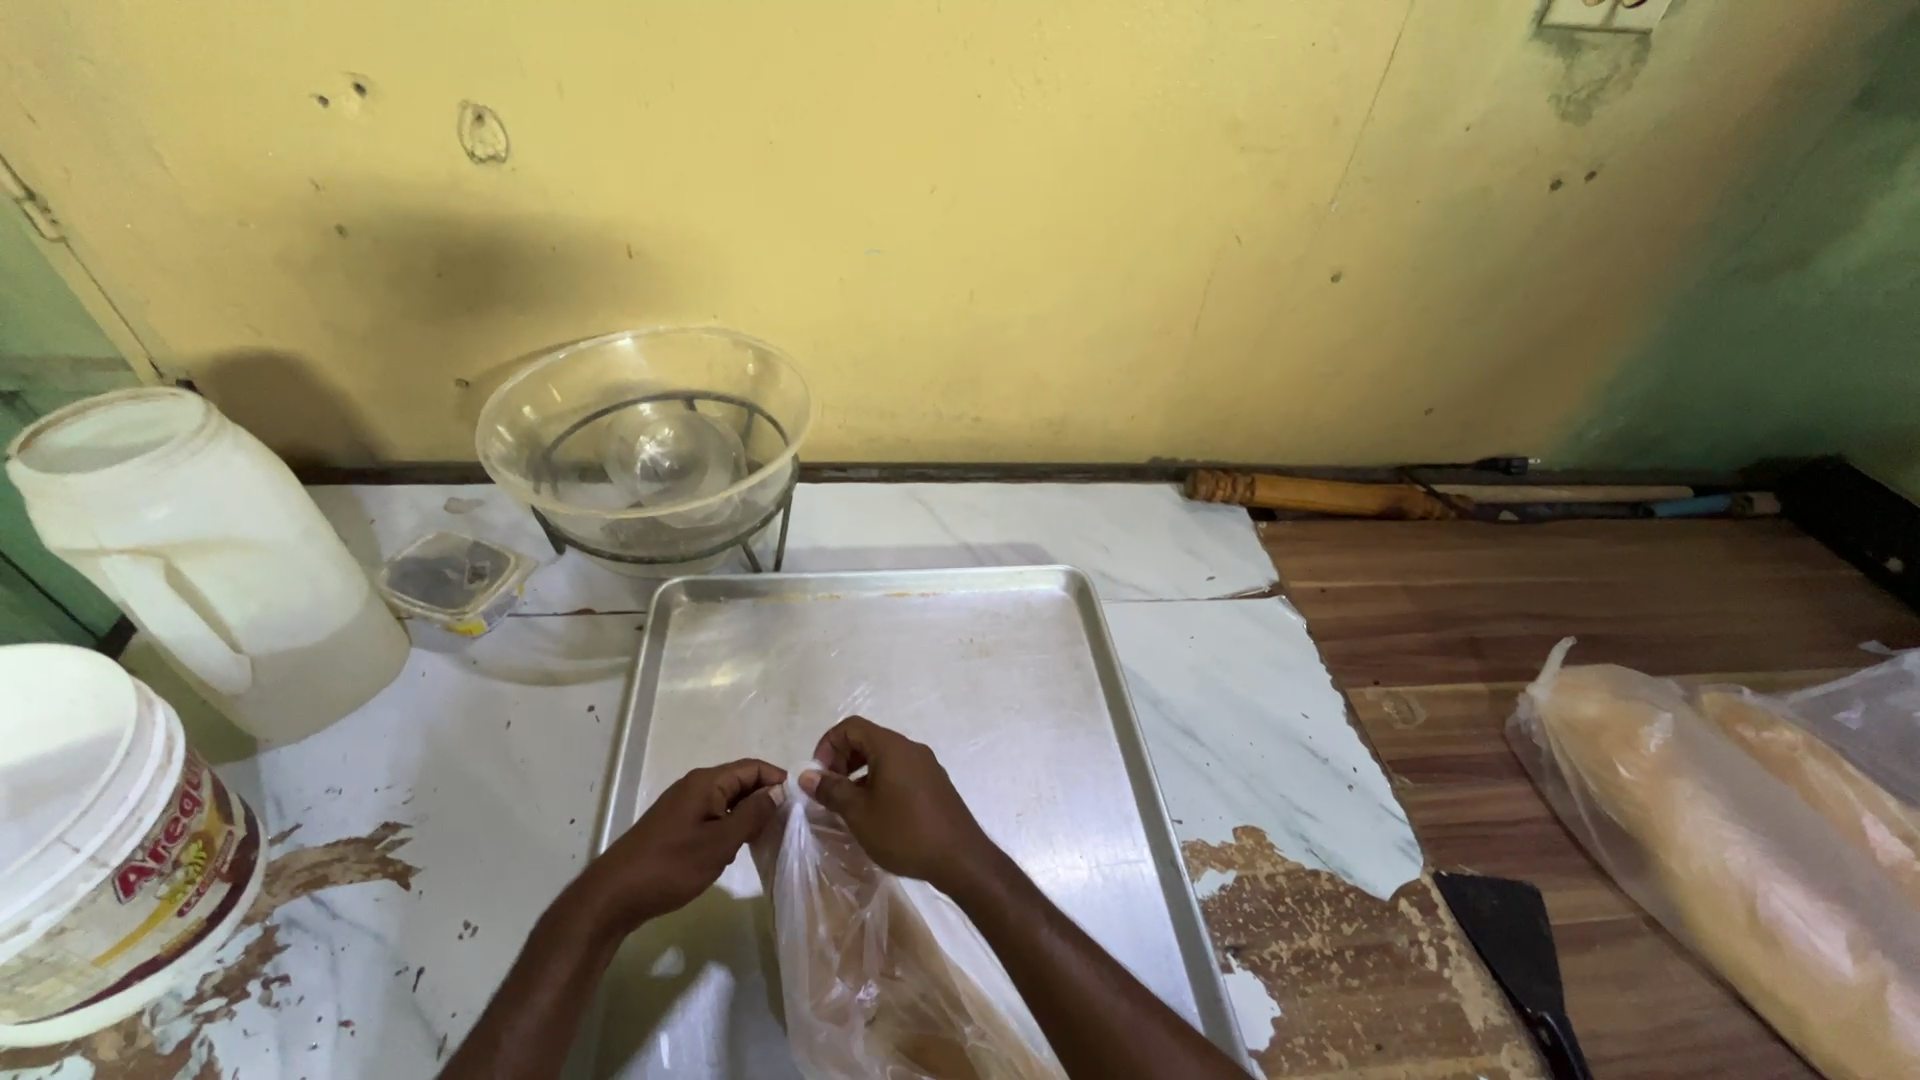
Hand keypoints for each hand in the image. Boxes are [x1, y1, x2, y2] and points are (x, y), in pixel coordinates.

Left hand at [577, 759, 785, 932]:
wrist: (613, 897)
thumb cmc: (670, 866)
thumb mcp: (719, 842)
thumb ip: (752, 814)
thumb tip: (777, 792)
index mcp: (706, 782)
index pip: (753, 767)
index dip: (777, 781)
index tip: (798, 805)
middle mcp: (694, 786)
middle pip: (740, 782)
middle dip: (764, 800)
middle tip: (786, 826)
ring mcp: (683, 807)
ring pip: (727, 802)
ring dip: (747, 817)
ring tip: (765, 840)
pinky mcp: (676, 826)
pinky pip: (713, 816)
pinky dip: (729, 828)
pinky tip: (734, 851)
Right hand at [800, 716, 1000, 895]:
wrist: (960, 858)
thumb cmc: (904, 832)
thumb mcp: (859, 813)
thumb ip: (831, 790)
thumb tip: (807, 775)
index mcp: (891, 747)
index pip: (851, 727)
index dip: (828, 745)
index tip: (818, 776)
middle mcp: (910, 748)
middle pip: (868, 739)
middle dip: (842, 759)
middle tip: (829, 790)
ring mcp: (926, 765)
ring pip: (884, 757)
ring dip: (860, 773)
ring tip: (848, 805)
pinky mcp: (934, 784)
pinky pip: (900, 771)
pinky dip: (880, 782)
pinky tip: (875, 812)